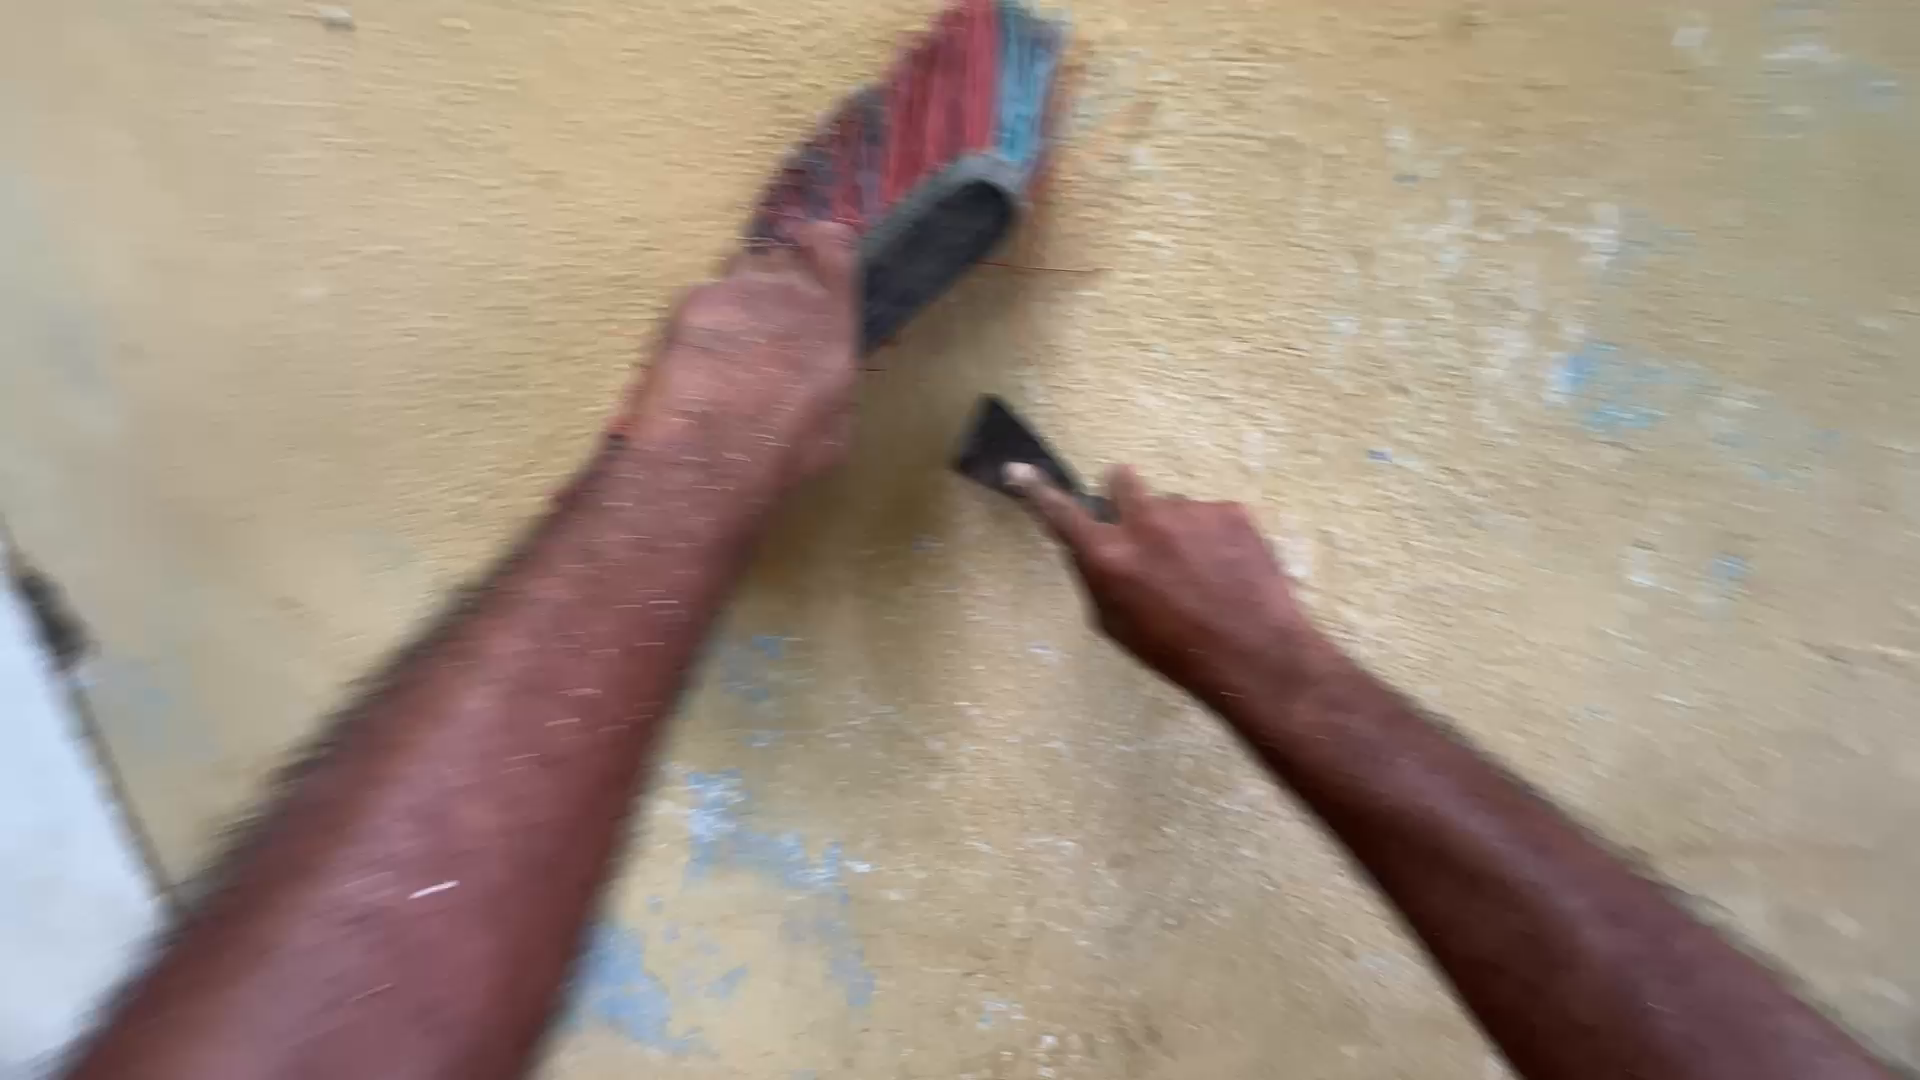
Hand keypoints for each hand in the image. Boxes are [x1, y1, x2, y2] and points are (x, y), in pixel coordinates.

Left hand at [617, 221, 858, 492]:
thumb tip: (822, 384)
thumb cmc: (785, 452)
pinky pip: (697, 302)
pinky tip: (692, 364)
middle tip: (758, 332)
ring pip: (734, 276)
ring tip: (723, 353)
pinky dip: (695, 327)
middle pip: (777, 260)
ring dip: (733, 305)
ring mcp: (738, 291)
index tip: (807, 255)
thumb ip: (831, 382)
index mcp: (834, 322)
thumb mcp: (834, 427)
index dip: (818, 245)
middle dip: (769, 287)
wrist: (715, 454)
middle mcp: (789, 292)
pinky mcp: (692, 301)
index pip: (833, 246)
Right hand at [1006, 463, 1336, 702]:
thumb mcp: (1116, 626)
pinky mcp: (1231, 510)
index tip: (1018, 470)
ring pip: (1172, 505)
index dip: (1036, 490)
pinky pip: (1211, 515)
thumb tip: (1090, 549)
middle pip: (1121, 481)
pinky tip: (1230, 569)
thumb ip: (1097, 578)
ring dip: (1176, 527)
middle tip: (1146, 533)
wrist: (1255, 657)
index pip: (1060, 513)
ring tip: (1202, 571)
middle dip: (1126, 498)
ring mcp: (1190, 512)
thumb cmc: (1175, 653)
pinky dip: (1215, 536)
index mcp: (1107, 557)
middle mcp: (1143, 523)